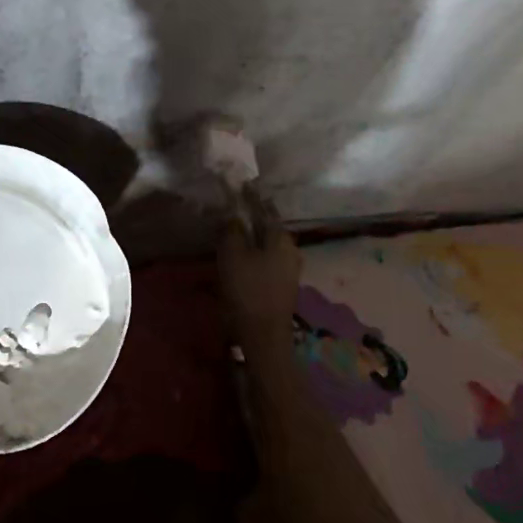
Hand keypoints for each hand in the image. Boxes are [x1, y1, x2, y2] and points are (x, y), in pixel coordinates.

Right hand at [217, 187, 301, 350]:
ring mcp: (290, 270)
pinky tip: (241, 259)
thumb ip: (232, 229)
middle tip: (234, 210)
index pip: (264, 208)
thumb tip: (233, 215)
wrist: (264, 336)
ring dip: (252, 238)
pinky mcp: (283, 286)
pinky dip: (254, 254)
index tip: (241, 185)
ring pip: (268, 245)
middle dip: (252, 218)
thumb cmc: (247, 290)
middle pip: (268, 226)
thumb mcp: (232, 254)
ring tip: (234, 234)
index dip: (251, 196)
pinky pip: (267, 261)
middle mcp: (291, 249)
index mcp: (280, 236)